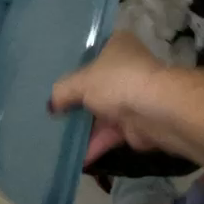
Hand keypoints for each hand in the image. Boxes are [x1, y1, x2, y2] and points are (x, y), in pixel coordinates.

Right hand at [50, 30, 170, 163]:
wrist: (155, 111)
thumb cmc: (118, 82)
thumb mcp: (82, 81)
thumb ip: (63, 90)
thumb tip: (51, 104)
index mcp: (116, 44)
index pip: (90, 50)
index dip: (71, 63)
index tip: (50, 77)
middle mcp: (124, 67)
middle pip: (93, 83)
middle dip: (74, 100)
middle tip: (48, 111)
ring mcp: (129, 95)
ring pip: (100, 111)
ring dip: (82, 126)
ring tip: (54, 138)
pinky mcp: (133, 123)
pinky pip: (108, 133)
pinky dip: (93, 144)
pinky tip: (74, 159)